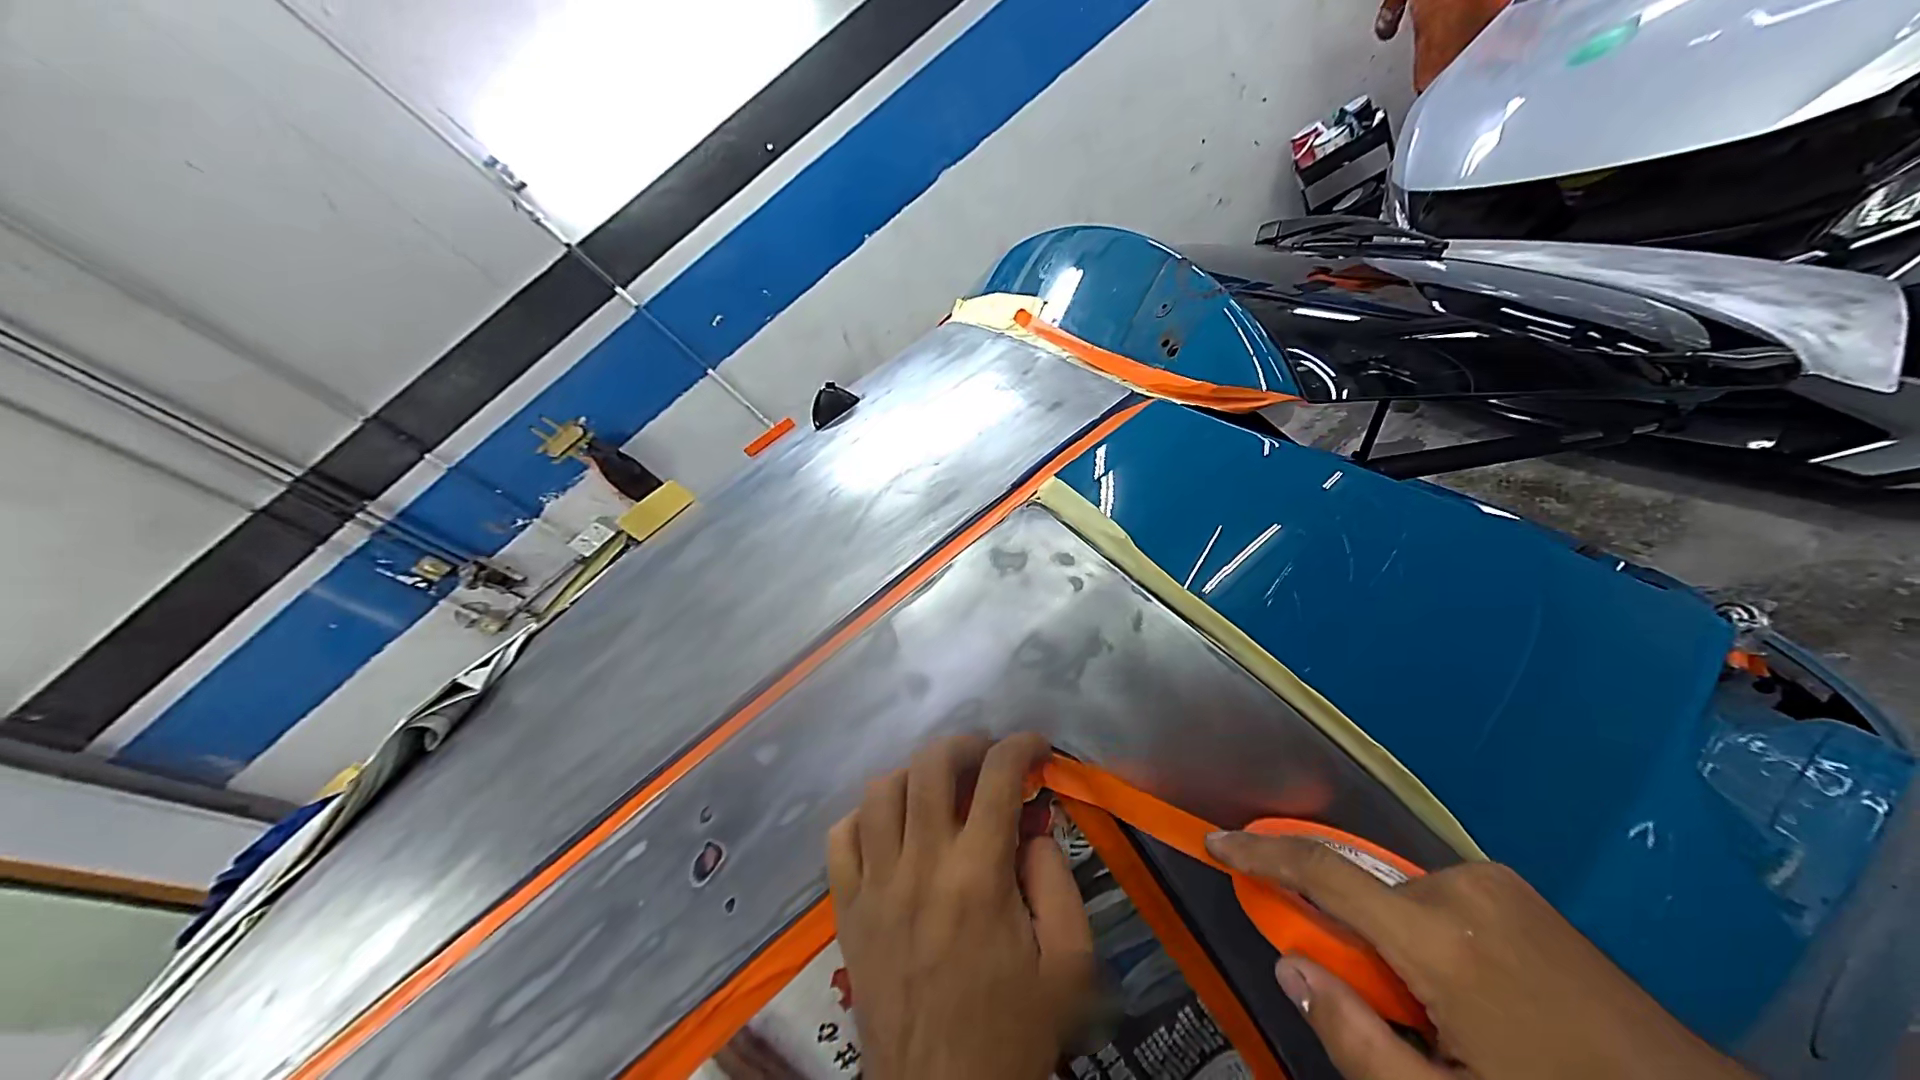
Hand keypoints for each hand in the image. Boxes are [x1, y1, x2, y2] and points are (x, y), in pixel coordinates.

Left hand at [828, 734, 1094, 1079]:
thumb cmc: (1014, 1031)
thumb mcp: (1070, 963)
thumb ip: (1057, 880)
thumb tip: (1033, 825)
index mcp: (979, 876)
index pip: (998, 778)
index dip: (1021, 747)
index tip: (1037, 747)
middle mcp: (921, 865)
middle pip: (930, 766)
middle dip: (965, 744)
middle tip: (987, 757)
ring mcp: (875, 885)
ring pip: (881, 791)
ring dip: (915, 775)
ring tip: (940, 789)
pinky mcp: (847, 909)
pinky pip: (841, 838)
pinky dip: (865, 816)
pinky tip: (891, 828)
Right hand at [1204, 832, 1755, 1079]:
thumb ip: (1355, 1038)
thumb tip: (1289, 966)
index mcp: (1440, 939)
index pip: (1322, 873)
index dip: (1260, 854)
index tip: (1215, 841)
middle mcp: (1461, 889)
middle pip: (1360, 890)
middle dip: (1342, 931)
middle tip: (1368, 999)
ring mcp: (1497, 884)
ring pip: (1397, 895)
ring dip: (1385, 936)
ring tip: (1432, 1013)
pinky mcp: (1518, 891)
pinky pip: (1436, 897)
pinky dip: (1419, 930)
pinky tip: (1465, 992)